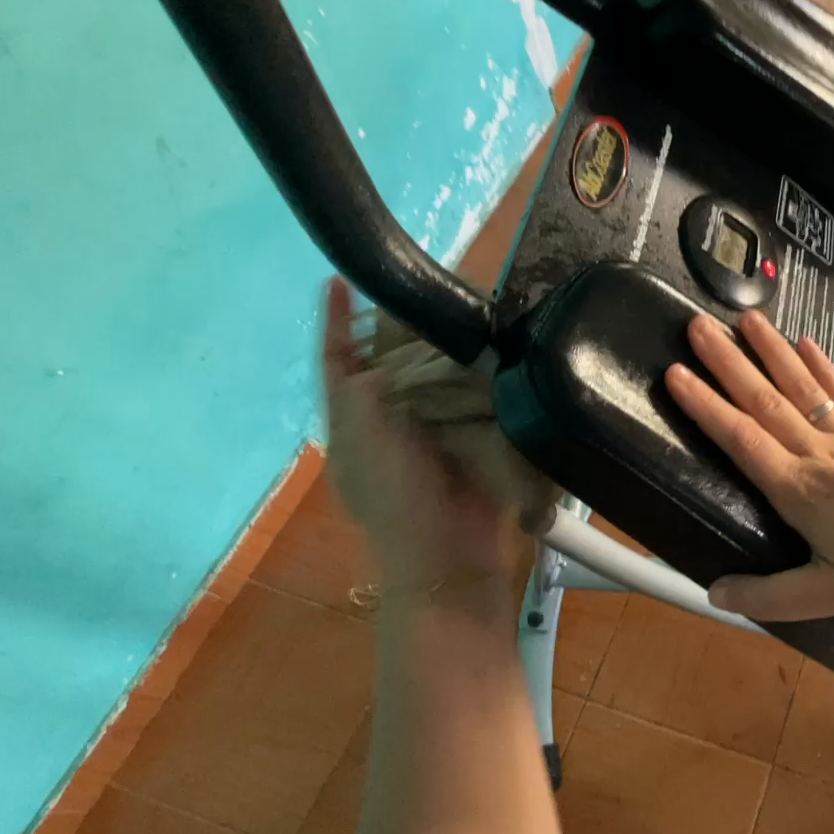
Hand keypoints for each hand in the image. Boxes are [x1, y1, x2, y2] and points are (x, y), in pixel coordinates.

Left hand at [320, 277, 516, 593]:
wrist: (448, 553)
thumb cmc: (396, 499)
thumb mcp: (362, 441)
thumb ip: (362, 391)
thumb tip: (387, 358)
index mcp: (353, 422)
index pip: (339, 361)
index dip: (336, 322)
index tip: (339, 279)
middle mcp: (392, 420)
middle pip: (393, 361)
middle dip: (405, 327)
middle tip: (429, 289)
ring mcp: (435, 430)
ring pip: (436, 375)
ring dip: (447, 347)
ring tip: (466, 310)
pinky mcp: (475, 439)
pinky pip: (475, 396)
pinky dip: (481, 375)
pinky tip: (497, 350)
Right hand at [664, 310, 833, 619]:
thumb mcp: (828, 596)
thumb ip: (769, 597)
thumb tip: (714, 593)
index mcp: (799, 491)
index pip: (742, 440)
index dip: (706, 406)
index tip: (676, 373)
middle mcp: (818, 453)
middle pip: (765, 401)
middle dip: (728, 363)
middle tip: (696, 326)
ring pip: (800, 387)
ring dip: (770, 351)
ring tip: (745, 318)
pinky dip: (821, 368)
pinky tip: (806, 344)